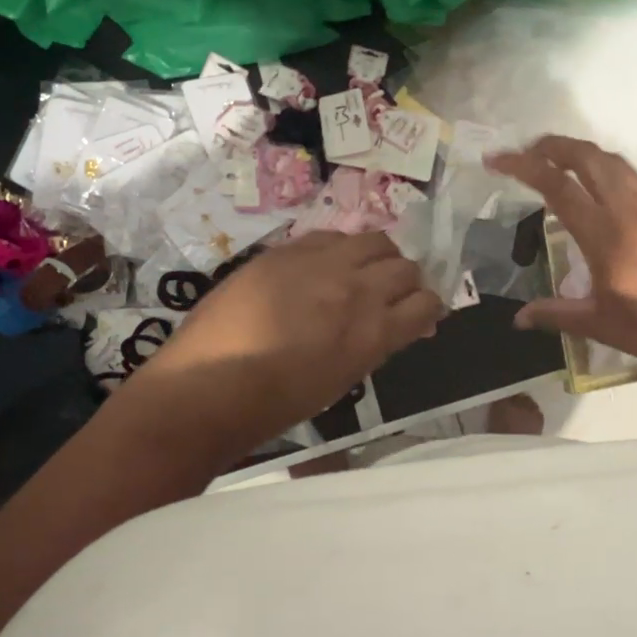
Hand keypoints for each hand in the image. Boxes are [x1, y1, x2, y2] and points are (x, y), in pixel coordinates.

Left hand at [128, 231, 444, 440]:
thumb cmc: (279, 401)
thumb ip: (378, 344)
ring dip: (379, 257)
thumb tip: (398, 326)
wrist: (208, 387)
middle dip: (407, 282)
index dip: (429, 308)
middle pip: (406, 267)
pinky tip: (326, 265)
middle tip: (391, 296)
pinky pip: (332, 235)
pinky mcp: (286, 251)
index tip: (420, 315)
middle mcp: (357, 289)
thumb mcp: (345, 377)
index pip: (428, 303)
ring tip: (362, 273)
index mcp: (375, 331)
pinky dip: (340, 248)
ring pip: (375, 240)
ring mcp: (320, 264)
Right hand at [486, 136, 636, 374]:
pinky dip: (613, 169)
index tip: (497, 159)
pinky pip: (636, 178)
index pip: (558, 186)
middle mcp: (628, 210)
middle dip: (554, 146)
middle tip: (526, 151)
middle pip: (588, 158)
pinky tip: (609, 183)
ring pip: (615, 163)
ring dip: (584, 152)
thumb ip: (557, 314)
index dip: (524, 167)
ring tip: (561, 159)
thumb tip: (519, 318)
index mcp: (605, 234)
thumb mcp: (600, 324)